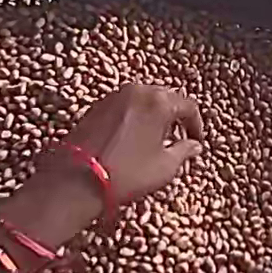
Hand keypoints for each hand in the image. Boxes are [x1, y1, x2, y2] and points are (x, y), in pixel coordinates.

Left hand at [64, 83, 205, 205]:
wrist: (75, 181)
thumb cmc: (126, 173)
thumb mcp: (165, 167)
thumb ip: (184, 151)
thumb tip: (194, 146)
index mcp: (160, 102)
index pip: (188, 106)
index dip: (195, 124)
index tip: (196, 140)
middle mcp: (137, 91)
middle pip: (166, 98)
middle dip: (174, 117)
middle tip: (177, 139)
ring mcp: (114, 96)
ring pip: (143, 100)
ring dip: (153, 116)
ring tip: (154, 140)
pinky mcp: (96, 106)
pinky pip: (124, 106)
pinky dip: (134, 117)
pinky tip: (132, 138)